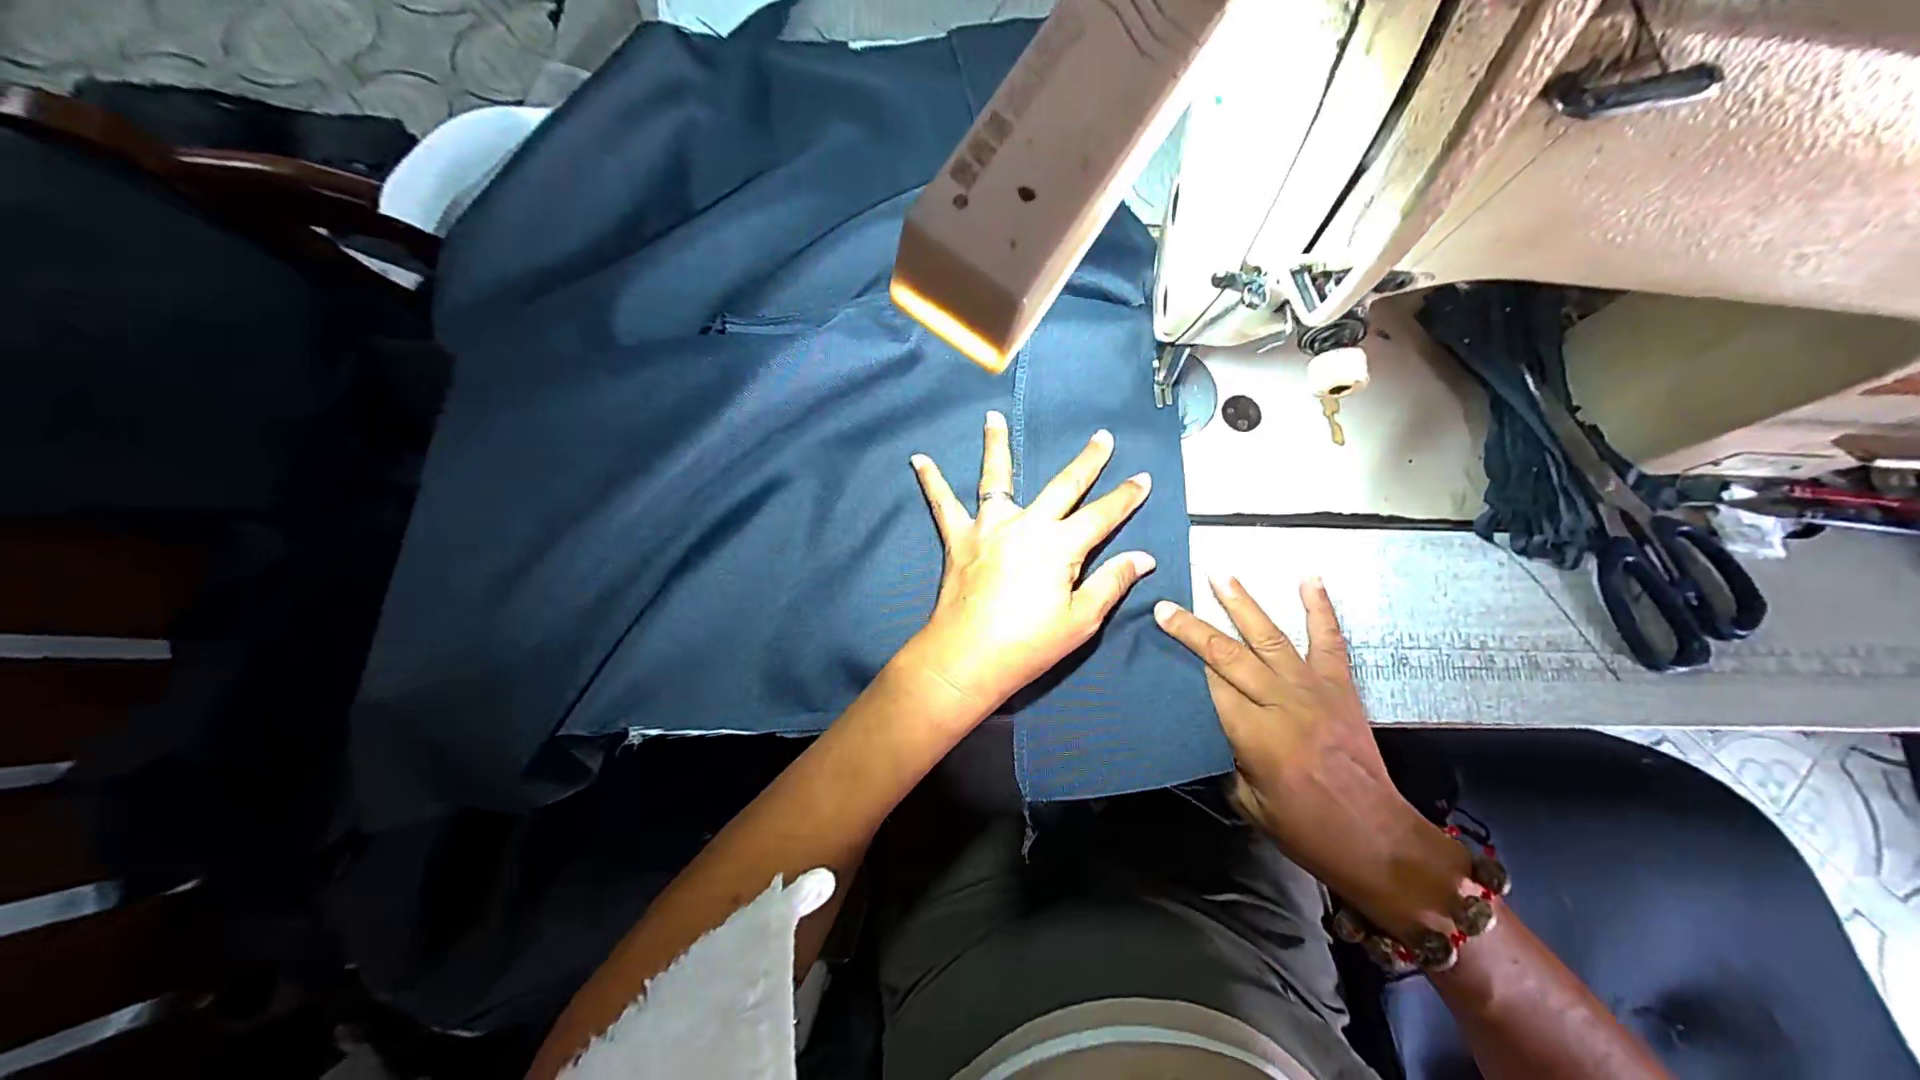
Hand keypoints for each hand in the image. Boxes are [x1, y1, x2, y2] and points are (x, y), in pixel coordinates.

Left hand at [900, 411, 1155, 711]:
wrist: (967, 657)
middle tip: (1102, 437)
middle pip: (1063, 485)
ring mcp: (989, 528)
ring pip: (996, 478)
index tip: (1142, 478)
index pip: (1102, 515)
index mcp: (1060, 546)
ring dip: (997, 445)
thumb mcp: (1081, 620)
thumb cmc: (1027, 645)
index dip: (1125, 497)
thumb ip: (1111, 582)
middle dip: (1087, 461)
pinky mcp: (959, 539)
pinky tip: (919, 459)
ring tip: (992, 417)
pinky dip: (931, 481)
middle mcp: (1026, 525)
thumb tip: (1143, 558)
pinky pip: (943, 504)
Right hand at [1155, 578, 1472, 943]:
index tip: (1162, 638)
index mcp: (1255, 735)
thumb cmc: (1305, 828)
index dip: (1187, 660)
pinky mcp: (1341, 688)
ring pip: (1271, 638)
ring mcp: (1314, 690)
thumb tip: (1209, 727)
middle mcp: (1281, 703)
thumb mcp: (1247, 802)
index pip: (1212, 684)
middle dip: (1195, 628)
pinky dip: (1320, 608)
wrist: (1376, 837)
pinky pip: (1329, 641)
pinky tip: (1309, 580)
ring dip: (1243, 604)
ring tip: (1222, 576)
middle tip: (1168, 606)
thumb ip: (1224, 757)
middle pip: (1229, 655)